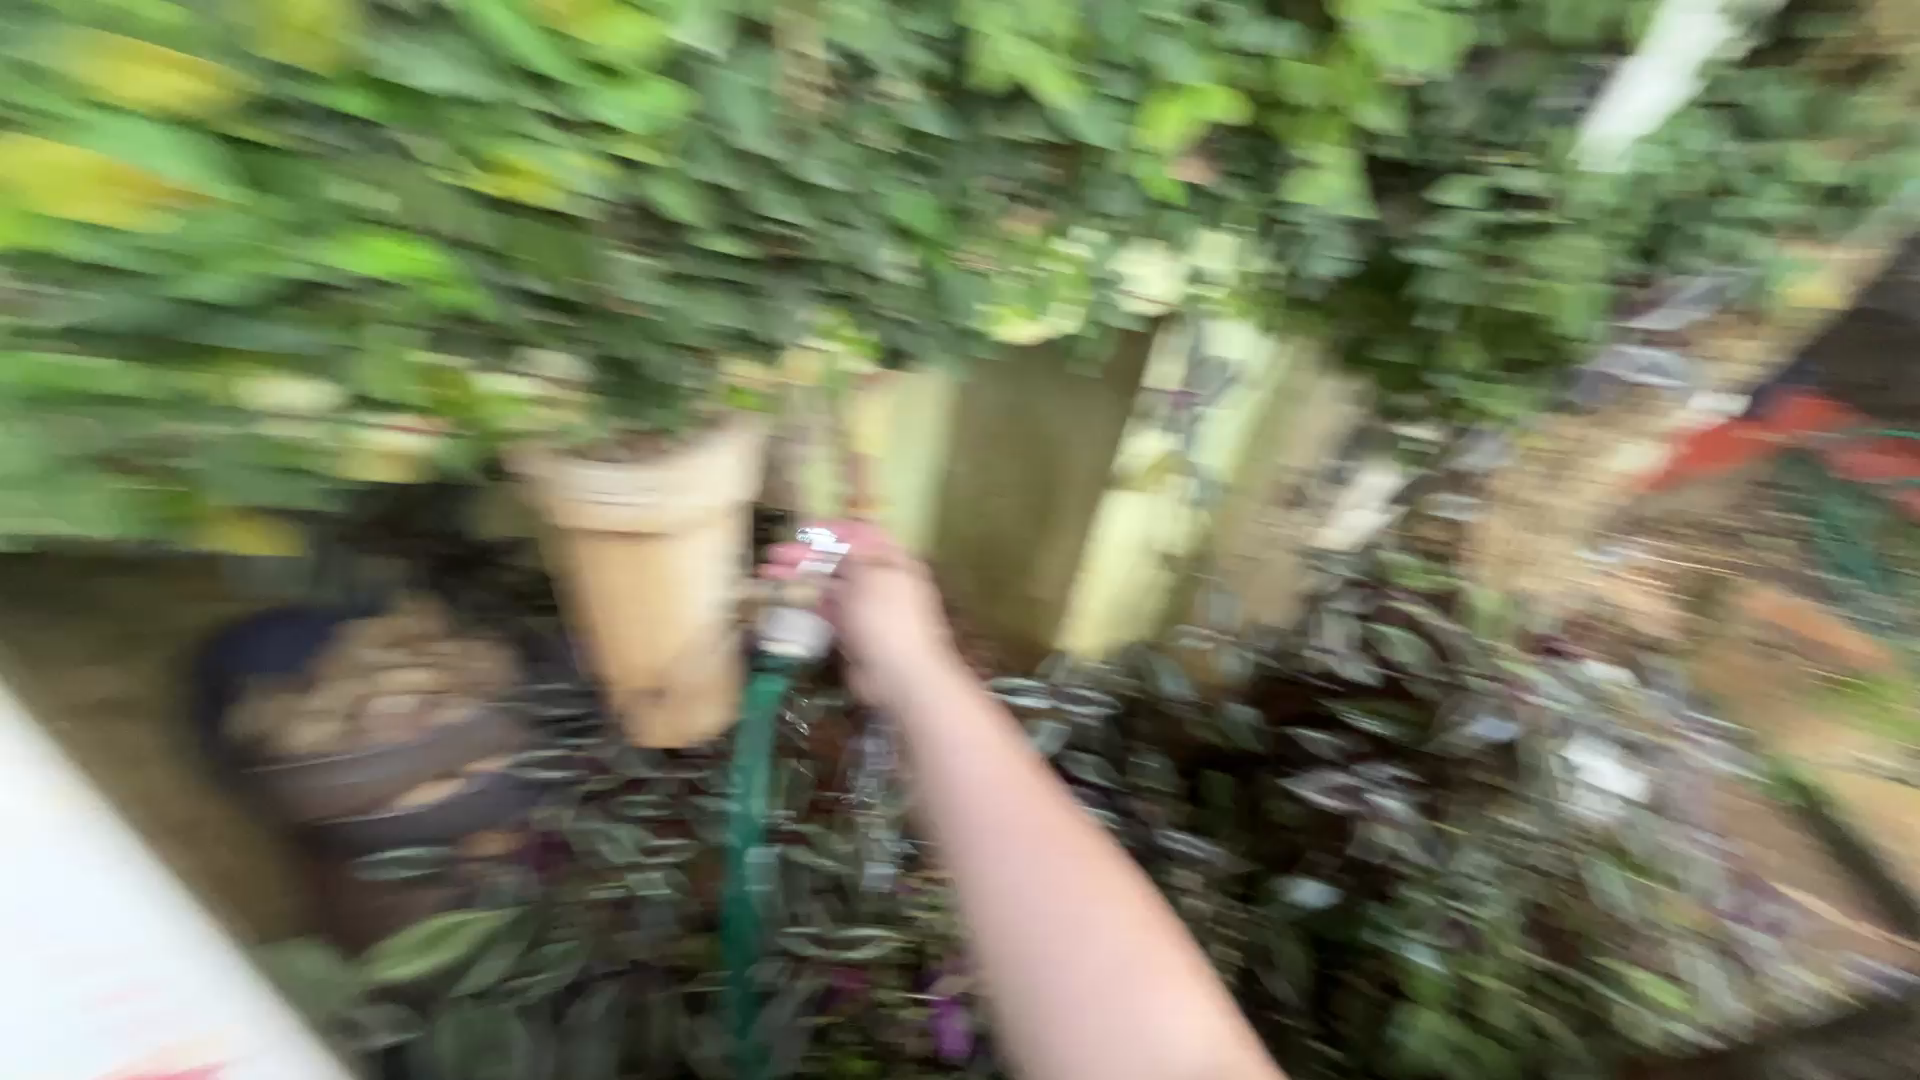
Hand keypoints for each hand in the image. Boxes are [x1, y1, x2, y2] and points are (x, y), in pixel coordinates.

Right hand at [761, 521, 958, 704]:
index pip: (863, 534)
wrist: (899, 675)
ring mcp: (865, 606)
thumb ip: (851, 556)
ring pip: (829, 583)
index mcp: (892, 560)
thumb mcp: (870, 575)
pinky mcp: (852, 630)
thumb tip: (841, 544)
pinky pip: (827, 609)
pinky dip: (806, 600)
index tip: (804, 529)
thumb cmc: (887, 617)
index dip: (834, 529)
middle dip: (807, 552)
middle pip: (840, 558)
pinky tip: (784, 595)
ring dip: (800, 575)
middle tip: (775, 553)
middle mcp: (880, 579)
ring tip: (768, 571)